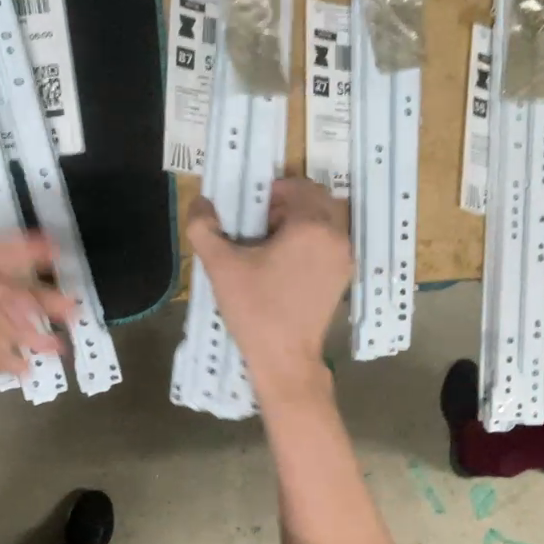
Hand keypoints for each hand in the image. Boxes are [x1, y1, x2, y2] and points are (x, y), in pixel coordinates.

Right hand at [186, 178, 353, 400]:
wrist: (285, 358)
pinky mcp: (342, 277)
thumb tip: (199, 203)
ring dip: (301, 223)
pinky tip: (285, 268)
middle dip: (289, 204)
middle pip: (317, 200)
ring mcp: (344, 258)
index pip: (298, 186)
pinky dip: (311, 244)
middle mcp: (336, 235)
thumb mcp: (221, 268)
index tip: (252, 212)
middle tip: (260, 226)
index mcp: (311, 225)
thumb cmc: (254, 310)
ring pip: (325, 222)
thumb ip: (204, 229)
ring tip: (272, 248)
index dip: (273, 192)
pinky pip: (329, 245)